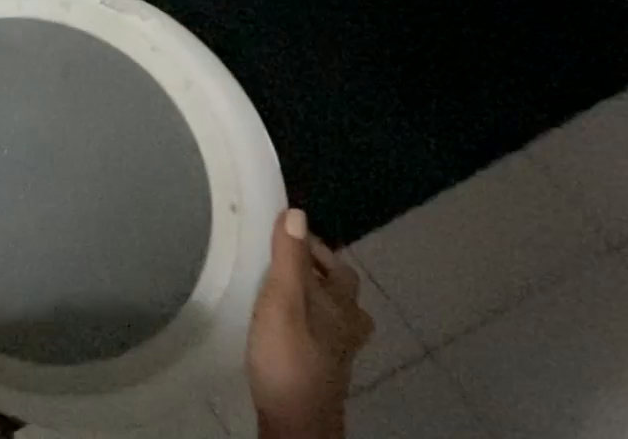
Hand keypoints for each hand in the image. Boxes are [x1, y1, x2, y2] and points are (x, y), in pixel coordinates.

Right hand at [247, 210, 373, 438]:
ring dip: (313, 293)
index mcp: (342, 305)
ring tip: (280, 284)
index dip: (313, 246)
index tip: (281, 232)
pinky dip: (306, 316)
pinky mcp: (321, 365)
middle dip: (316, 269)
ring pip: (333, 312)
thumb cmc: (289, 353)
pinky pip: (319, 330)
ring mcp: (337, 349)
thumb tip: (296, 212)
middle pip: (341, 289)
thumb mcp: (283, 298)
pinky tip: (282, 320)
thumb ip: (288, 257)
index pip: (338, 265)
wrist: (296, 416)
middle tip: (279, 255)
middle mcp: (347, 324)